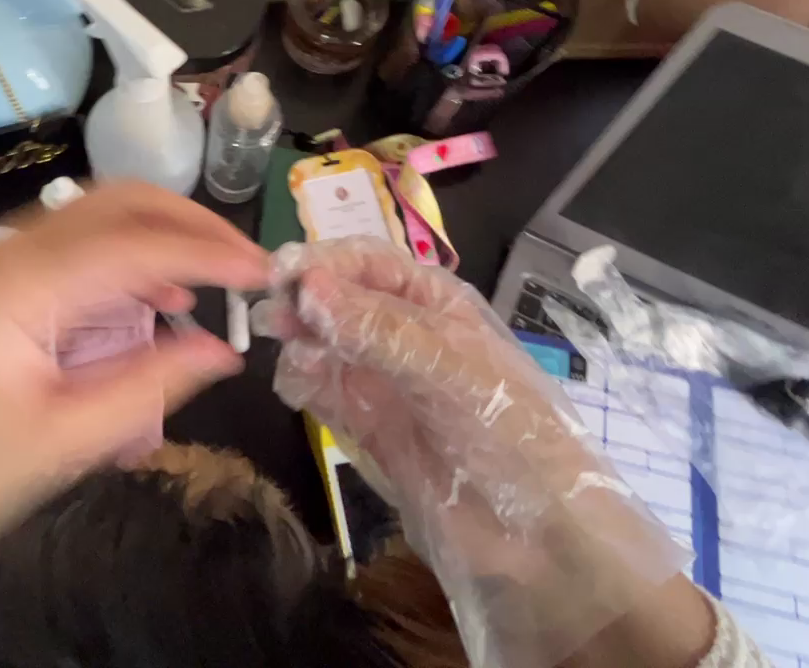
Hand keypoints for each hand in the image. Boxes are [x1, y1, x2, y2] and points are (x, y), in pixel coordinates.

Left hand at [0, 182, 266, 567]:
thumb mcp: (66, 440)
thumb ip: (149, 386)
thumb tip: (224, 351)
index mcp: (20, 285)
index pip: (133, 244)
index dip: (206, 251)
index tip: (261, 270)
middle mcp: (9, 251)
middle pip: (116, 203)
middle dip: (188, 222)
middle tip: (244, 260)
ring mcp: (2, 258)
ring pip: (100, 214)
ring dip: (162, 232)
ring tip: (217, 273)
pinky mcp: (5, 277)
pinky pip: (80, 244)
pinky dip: (130, 255)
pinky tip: (163, 292)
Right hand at [254, 237, 696, 667]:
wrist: (536, 545)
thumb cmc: (508, 434)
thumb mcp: (449, 370)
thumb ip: (377, 329)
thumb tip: (306, 288)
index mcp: (433, 303)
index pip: (367, 263)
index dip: (324, 261)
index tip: (281, 274)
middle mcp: (400, 332)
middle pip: (335, 298)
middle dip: (303, 301)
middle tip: (272, 317)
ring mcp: (379, 379)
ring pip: (320, 341)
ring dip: (298, 340)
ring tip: (293, 357)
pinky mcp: (362, 423)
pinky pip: (318, 387)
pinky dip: (301, 380)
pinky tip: (299, 386)